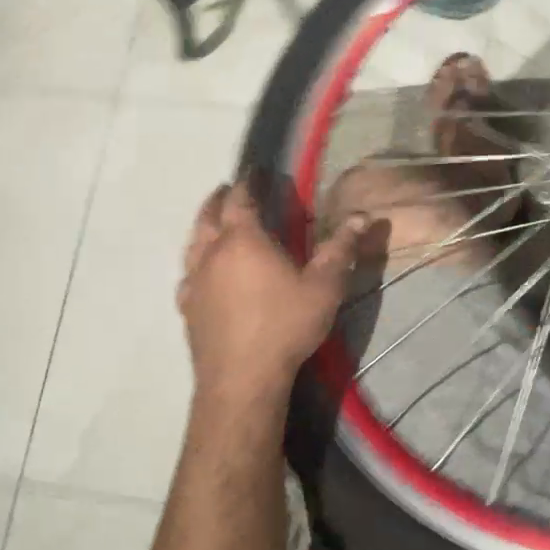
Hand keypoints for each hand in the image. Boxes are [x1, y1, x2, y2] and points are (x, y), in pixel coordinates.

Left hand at [177, 182, 362, 404]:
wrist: (242, 378)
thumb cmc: (286, 326)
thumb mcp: (324, 287)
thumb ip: (340, 249)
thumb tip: (362, 216)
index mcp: (244, 241)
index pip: (241, 201)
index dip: (247, 183)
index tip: (253, 170)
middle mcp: (212, 254)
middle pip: (208, 216)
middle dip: (219, 199)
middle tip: (229, 189)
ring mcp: (194, 282)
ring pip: (192, 243)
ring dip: (203, 225)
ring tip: (212, 221)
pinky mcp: (187, 308)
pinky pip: (187, 274)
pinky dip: (195, 261)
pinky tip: (201, 272)